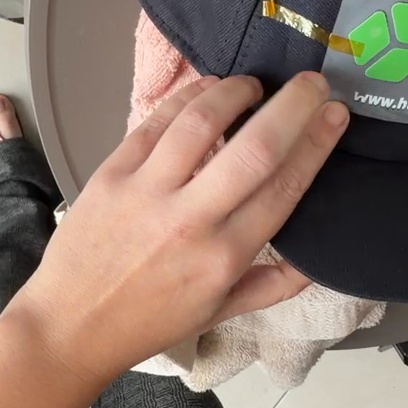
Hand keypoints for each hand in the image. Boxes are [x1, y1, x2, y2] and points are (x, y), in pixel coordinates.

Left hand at [7, 72, 348, 384]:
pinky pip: (155, 122)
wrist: (71, 325)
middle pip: (255, 148)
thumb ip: (274, 286)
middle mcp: (190, 221)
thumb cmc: (149, 321)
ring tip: (254, 83)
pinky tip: (208, 87)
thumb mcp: (220, 313)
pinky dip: (187, 97)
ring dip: (236, 91)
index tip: (336, 114)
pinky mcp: (111, 174)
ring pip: (201, 122)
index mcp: (224, 257)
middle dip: (294, 106)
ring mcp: (147, 192)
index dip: (316, 144)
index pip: (284, 187)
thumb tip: (318, 262)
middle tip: (314, 82)